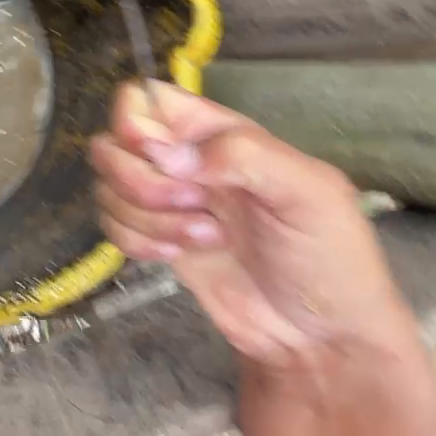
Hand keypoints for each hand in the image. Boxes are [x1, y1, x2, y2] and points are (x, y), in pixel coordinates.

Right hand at [89, 83, 419, 371]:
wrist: (317, 336)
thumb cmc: (329, 256)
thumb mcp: (311, 193)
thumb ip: (243, 155)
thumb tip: (167, 155)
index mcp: (216, 132)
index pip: (144, 99)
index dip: (134, 122)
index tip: (158, 155)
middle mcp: (180, 159)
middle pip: (110, 144)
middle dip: (140, 181)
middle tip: (195, 206)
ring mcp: (161, 200)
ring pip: (106, 188)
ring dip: (147, 219)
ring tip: (206, 239)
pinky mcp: (150, 238)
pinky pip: (109, 226)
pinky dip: (137, 243)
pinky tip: (179, 256)